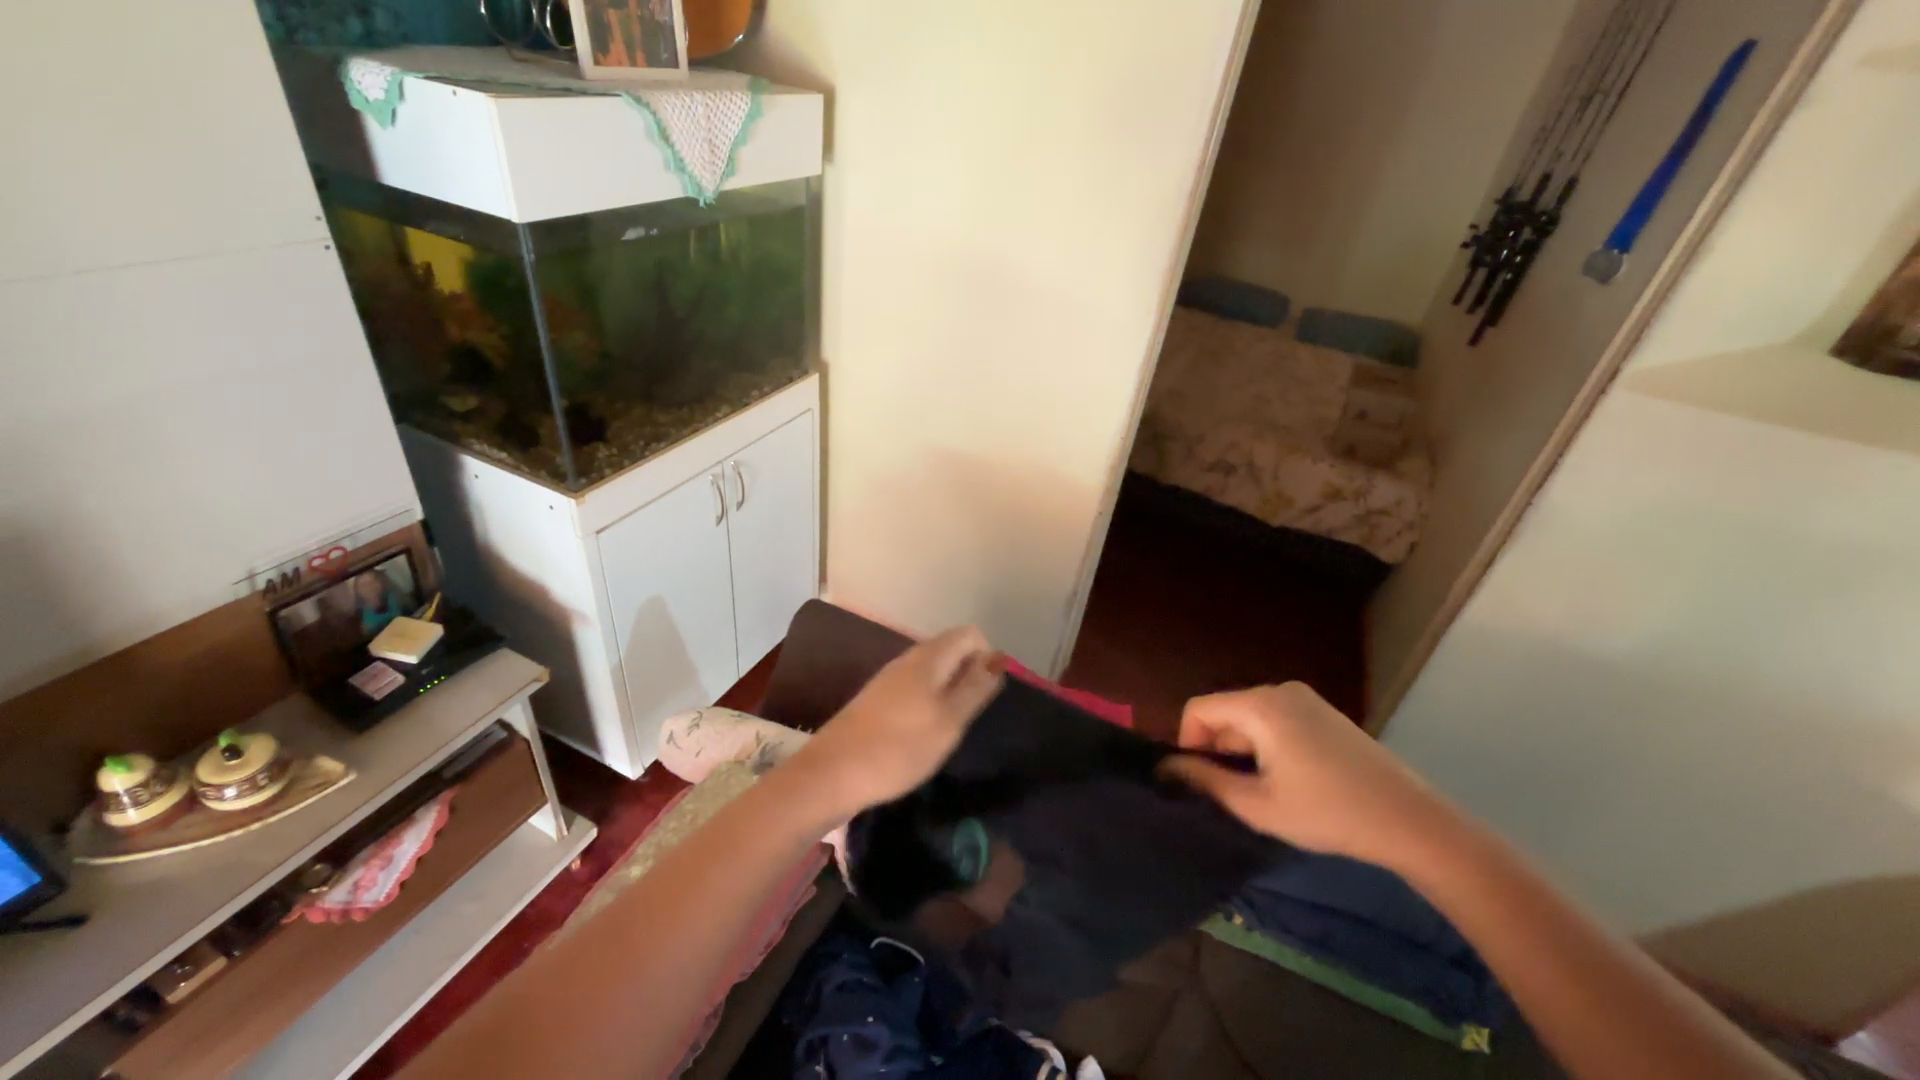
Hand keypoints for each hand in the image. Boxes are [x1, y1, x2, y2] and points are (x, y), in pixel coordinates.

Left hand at [788, 626, 1004, 815]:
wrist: (833, 773)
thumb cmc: (900, 747)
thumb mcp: (949, 720)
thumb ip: (975, 687)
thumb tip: (999, 657)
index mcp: (929, 657)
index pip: (970, 634)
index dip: (987, 658)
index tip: (986, 696)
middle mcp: (908, 659)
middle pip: (951, 650)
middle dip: (969, 676)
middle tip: (969, 717)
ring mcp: (889, 678)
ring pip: (932, 671)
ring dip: (949, 692)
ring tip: (949, 729)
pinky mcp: (876, 699)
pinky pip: (914, 688)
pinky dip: (928, 704)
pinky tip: (922, 734)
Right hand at [1161, 682, 1454, 870]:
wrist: (1408, 820)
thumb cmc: (1327, 812)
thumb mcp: (1256, 805)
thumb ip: (1205, 781)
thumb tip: (1165, 769)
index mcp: (1261, 706)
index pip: (1198, 709)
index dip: (1187, 745)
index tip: (1200, 783)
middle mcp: (1281, 691)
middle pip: (1225, 712)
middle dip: (1217, 750)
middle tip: (1232, 795)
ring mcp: (1306, 700)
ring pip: (1249, 720)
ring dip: (1242, 752)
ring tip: (1262, 793)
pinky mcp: (1324, 714)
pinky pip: (1275, 722)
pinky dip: (1266, 747)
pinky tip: (1288, 783)